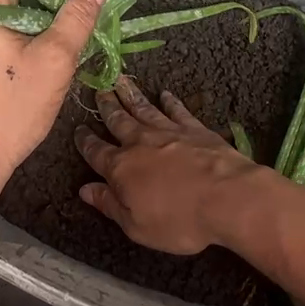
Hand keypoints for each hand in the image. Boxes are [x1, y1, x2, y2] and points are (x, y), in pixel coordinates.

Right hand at [74, 78, 266, 254]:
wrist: (227, 197)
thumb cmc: (179, 220)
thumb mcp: (136, 225)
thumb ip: (109, 204)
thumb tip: (84, 189)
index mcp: (121, 168)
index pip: (96, 151)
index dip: (85, 141)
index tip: (77, 129)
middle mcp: (139, 143)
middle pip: (117, 121)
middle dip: (106, 106)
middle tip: (98, 90)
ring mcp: (168, 132)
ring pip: (143, 109)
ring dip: (130, 95)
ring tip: (120, 80)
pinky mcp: (194, 128)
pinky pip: (177, 111)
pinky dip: (170, 102)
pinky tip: (165, 94)